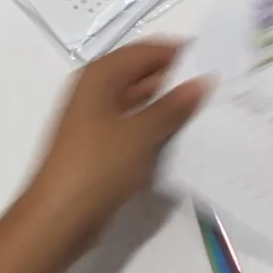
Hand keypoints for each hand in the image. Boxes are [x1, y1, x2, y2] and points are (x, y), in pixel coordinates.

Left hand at [26, 40, 209, 246]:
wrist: (56, 222)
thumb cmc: (98, 167)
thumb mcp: (142, 133)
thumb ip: (174, 105)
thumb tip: (201, 81)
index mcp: (101, 74)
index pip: (148, 50)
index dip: (179, 54)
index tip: (213, 62)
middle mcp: (97, 89)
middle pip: (144, 74)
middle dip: (177, 82)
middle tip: (216, 90)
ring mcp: (98, 119)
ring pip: (142, 101)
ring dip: (169, 107)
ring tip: (207, 113)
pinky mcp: (101, 145)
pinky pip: (136, 125)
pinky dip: (156, 127)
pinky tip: (182, 138)